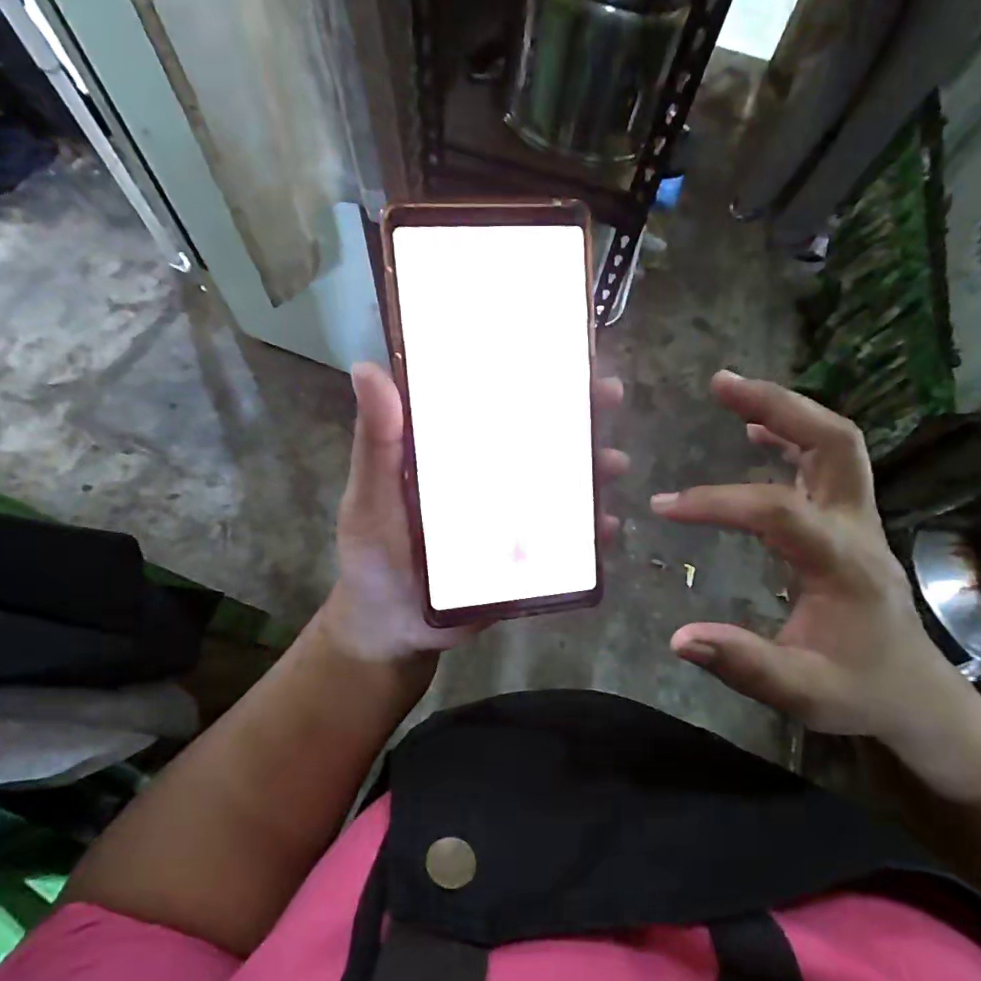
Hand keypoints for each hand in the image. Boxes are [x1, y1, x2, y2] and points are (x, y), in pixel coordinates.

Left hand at [316, 362, 626, 665]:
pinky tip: (606, 527)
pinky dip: (589, 532)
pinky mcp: (524, 557)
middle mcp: (484, 477)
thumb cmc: (374, 558)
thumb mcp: (370, 498)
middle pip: (536, 437)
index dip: (521, 374)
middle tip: (608, 396)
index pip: (488, 401)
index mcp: (447, 452)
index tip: (556, 349)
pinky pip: (564, 538)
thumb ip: (375, 443)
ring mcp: (509, 517)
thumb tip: (366, 367)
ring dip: (592, 469)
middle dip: (576, 414)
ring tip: (613, 464)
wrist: (393, 630)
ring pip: (559, 483)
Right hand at [650, 372, 976, 757]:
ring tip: (729, 389)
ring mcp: (857, 521)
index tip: (663, 507)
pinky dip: (791, 435)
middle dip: (778, 405)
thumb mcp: (803, 693)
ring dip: (784, 409)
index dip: (718, 501)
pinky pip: (825, 463)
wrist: (917, 697)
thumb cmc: (860, 693)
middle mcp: (856, 528)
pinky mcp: (847, 524)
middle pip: (834, 442)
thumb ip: (743, 664)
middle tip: (720, 383)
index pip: (778, 510)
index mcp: (844, 564)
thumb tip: (679, 638)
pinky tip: (755, 431)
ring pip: (834, 443)